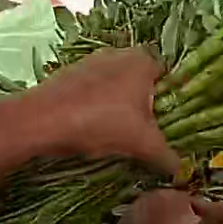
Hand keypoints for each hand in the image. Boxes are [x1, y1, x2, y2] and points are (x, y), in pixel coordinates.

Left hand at [0, 48, 177, 212]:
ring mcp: (91, 62)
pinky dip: (98, 108)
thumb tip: (182, 170)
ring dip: (121, 108)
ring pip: (117, 87)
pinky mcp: (69, 75)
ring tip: (121, 135)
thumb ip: (166, 155)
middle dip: (146, 106)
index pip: (169, 76)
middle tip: (148, 133)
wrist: (41, 121)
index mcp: (142, 60)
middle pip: (142, 82)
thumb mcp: (142, 143)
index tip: (171, 123)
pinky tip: (95, 130)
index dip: (173, 99)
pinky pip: (94, 92)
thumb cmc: (101, 122)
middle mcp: (118, 53)